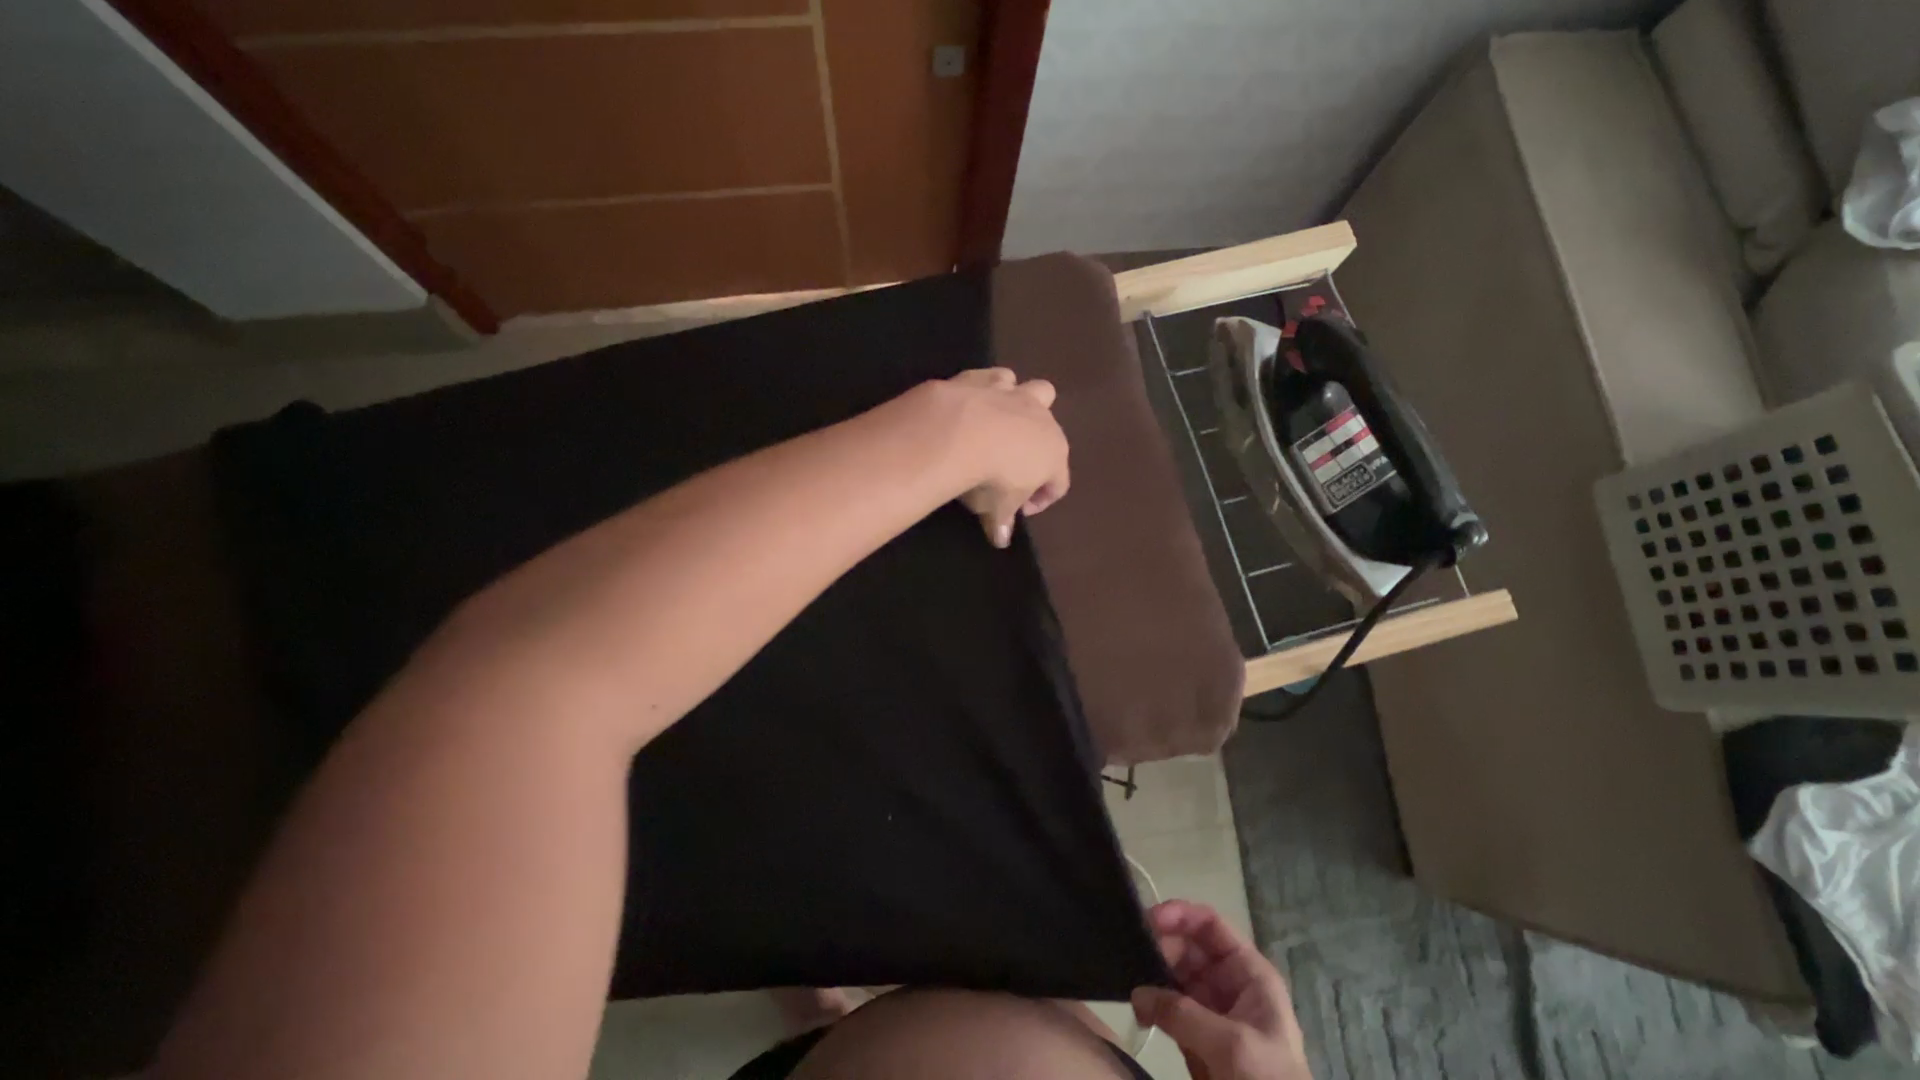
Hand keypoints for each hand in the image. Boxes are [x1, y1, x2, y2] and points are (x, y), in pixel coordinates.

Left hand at [940, 367, 1069, 547]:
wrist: (962, 432)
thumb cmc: (991, 478)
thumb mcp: (996, 508)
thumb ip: (1001, 522)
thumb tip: (1000, 539)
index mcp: (1054, 455)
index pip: (1058, 483)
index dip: (1042, 499)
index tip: (1020, 511)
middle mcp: (1043, 420)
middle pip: (1053, 431)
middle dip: (1038, 447)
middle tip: (1013, 467)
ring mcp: (1016, 395)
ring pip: (1036, 391)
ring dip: (1023, 407)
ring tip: (1001, 426)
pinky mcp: (985, 378)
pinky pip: (997, 378)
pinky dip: (990, 389)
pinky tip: (975, 403)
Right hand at [1132, 901, 1311, 1079]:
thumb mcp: (1232, 1045)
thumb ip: (1183, 1015)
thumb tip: (1136, 994)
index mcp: (1248, 974)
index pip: (1211, 927)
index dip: (1180, 915)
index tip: (1147, 920)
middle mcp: (1228, 985)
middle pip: (1187, 948)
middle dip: (1159, 946)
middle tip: (1128, 957)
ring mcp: (1211, 1013)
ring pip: (1174, 977)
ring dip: (1151, 975)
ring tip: (1124, 978)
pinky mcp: (1196, 1039)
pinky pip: (1168, 1009)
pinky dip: (1151, 1005)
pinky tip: (1135, 1010)